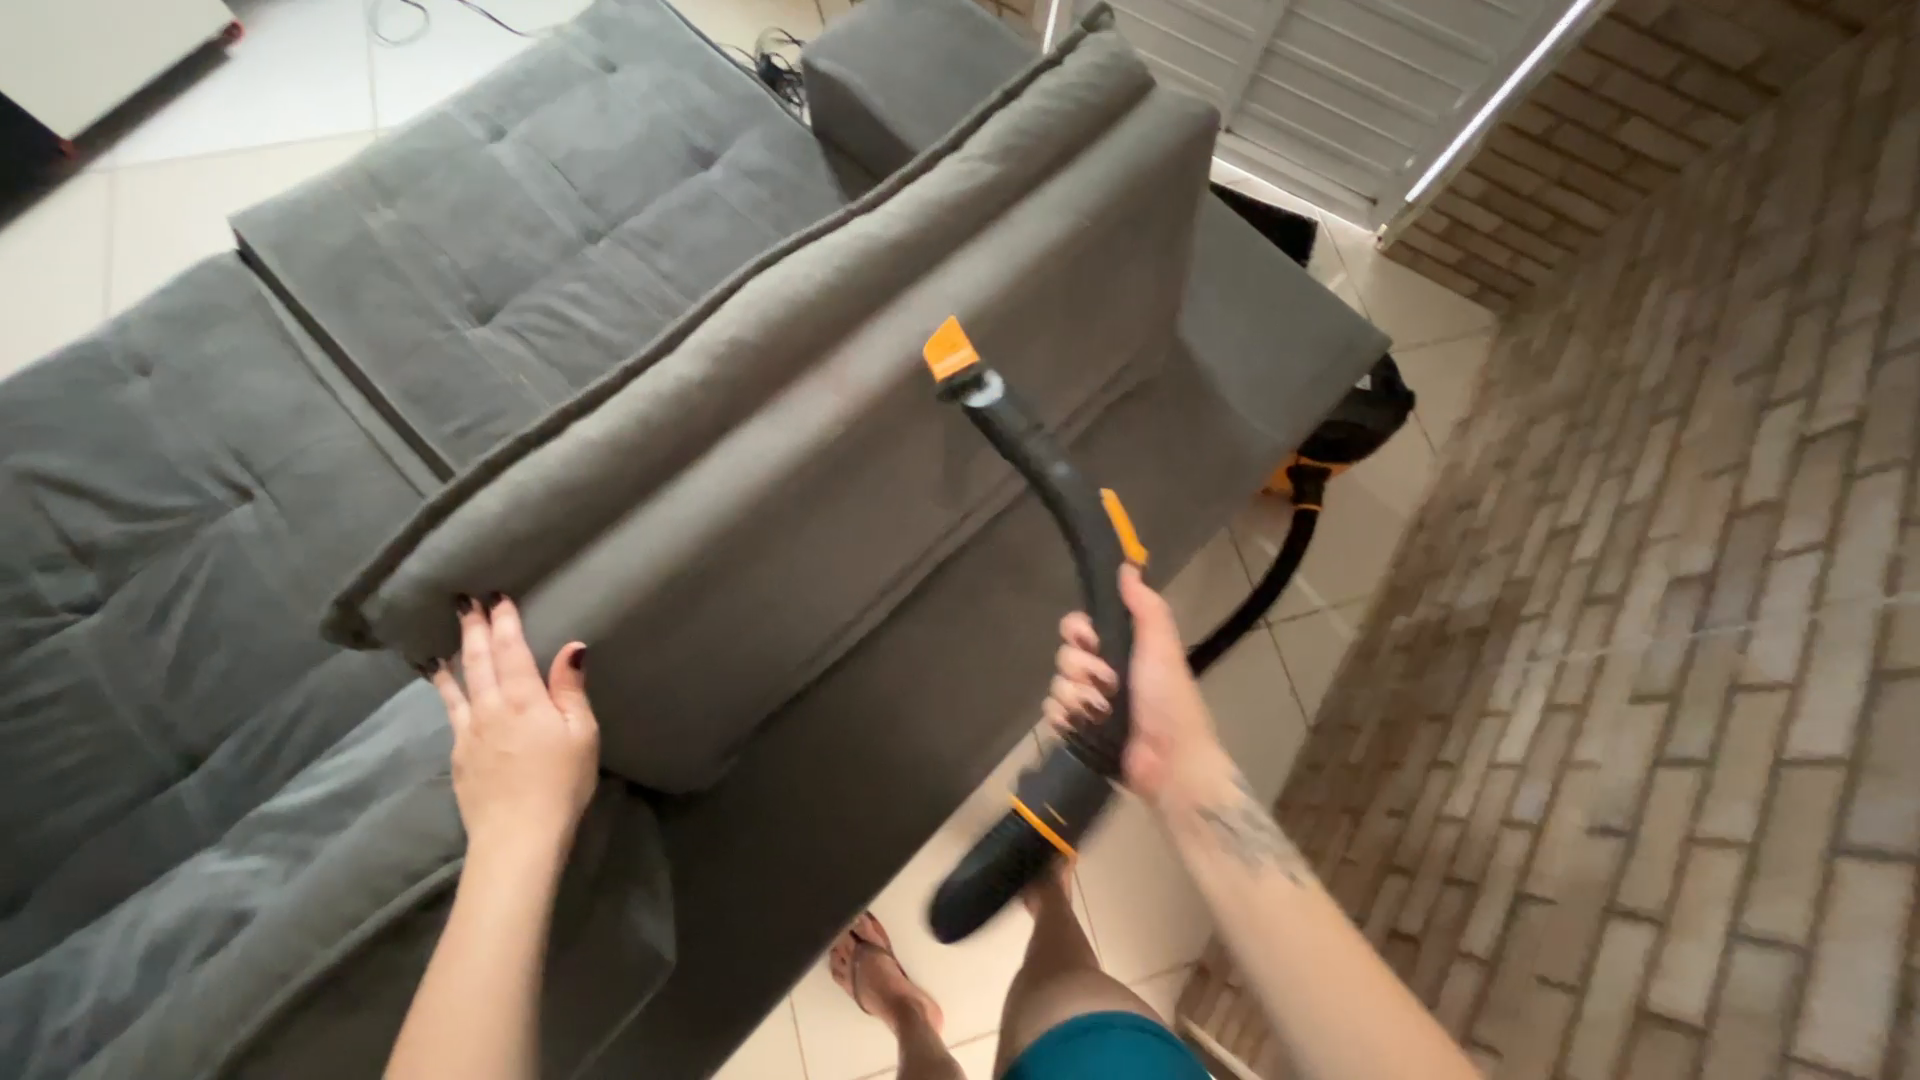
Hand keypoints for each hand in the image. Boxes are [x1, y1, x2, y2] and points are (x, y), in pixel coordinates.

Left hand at [429, 595, 599, 864]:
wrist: (517, 836)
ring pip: (457, 682)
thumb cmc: (562, 782)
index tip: (497, 596)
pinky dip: (443, 686)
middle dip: (473, 628)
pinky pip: (449, 708)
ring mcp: (468, 731)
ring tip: (445, 633)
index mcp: (523, 700)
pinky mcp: (458, 753)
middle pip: (479, 660)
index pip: (511, 650)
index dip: (504, 622)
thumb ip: (571, 689)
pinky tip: (440, 680)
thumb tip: (572, 647)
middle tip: (464, 601)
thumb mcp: (582, 733)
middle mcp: (490, 708)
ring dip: (453, 654)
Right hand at [1043, 565, 1225, 802]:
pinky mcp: (1077, 732)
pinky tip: (1084, 725)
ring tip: (1103, 711)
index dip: (1078, 632)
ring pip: (1056, 686)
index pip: (1077, 628)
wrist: (1169, 760)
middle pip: (1063, 656)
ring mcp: (1088, 705)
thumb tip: (1128, 566)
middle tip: (1108, 684)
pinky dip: (1066, 719)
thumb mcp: (1161, 646)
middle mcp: (1101, 674)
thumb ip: (1145, 607)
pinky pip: (1052, 715)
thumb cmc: (1168, 699)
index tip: (1091, 641)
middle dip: (1082, 669)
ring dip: (1078, 697)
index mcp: (1120, 650)